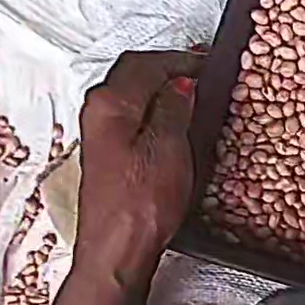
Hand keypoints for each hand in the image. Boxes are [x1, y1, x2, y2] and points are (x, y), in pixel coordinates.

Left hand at [74, 50, 201, 276]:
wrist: (119, 246)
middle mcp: (98, 113)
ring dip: (162, 89)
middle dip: (168, 68)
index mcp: (109, 104)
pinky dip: (157, 110)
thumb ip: (173, 109)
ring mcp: (102, 135)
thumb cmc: (141, 201)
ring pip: (133, 96)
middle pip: (133, 75)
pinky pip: (134, 118)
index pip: (143, 64)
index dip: (177, 58)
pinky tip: (175, 121)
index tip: (206, 61)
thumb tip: (180, 85)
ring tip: (193, 92)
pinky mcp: (111, 156)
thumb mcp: (168, 147)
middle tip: (201, 70)